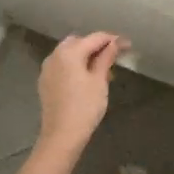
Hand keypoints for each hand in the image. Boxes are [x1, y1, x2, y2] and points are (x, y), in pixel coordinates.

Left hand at [37, 32, 127, 155]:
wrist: (62, 135)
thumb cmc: (85, 106)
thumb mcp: (99, 80)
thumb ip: (106, 58)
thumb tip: (115, 42)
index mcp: (69, 52)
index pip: (94, 38)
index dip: (113, 40)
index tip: (128, 45)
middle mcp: (55, 55)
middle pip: (79, 42)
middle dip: (96, 46)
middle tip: (114, 57)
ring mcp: (47, 69)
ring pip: (69, 54)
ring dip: (85, 56)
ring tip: (102, 70)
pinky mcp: (45, 81)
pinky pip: (62, 65)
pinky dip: (75, 66)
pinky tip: (86, 79)